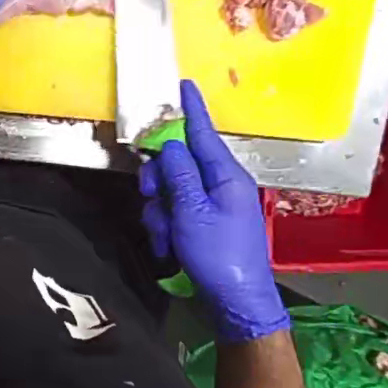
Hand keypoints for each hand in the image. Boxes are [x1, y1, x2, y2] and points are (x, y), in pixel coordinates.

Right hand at [139, 80, 289, 343]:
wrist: (236, 302)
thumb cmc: (218, 256)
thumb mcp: (192, 213)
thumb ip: (178, 176)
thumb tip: (169, 145)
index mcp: (225, 177)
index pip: (204, 134)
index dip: (191, 110)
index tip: (183, 85)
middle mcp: (219, 186)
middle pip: (177, 163)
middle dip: (158, 180)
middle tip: (151, 197)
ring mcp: (211, 206)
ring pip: (170, 191)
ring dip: (159, 212)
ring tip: (166, 235)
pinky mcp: (202, 225)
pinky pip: (174, 213)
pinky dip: (165, 227)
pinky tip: (168, 246)